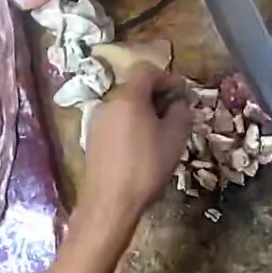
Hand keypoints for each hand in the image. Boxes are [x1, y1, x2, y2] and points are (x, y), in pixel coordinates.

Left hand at [81, 64, 190, 214]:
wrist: (110, 201)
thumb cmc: (146, 167)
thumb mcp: (175, 138)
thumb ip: (180, 112)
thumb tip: (178, 102)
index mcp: (128, 97)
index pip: (145, 70)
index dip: (166, 78)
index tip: (180, 95)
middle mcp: (108, 103)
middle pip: (134, 88)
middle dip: (156, 97)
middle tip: (174, 117)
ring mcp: (96, 121)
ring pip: (124, 107)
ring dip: (143, 113)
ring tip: (159, 136)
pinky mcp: (91, 139)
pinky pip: (115, 122)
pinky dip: (129, 126)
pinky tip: (140, 149)